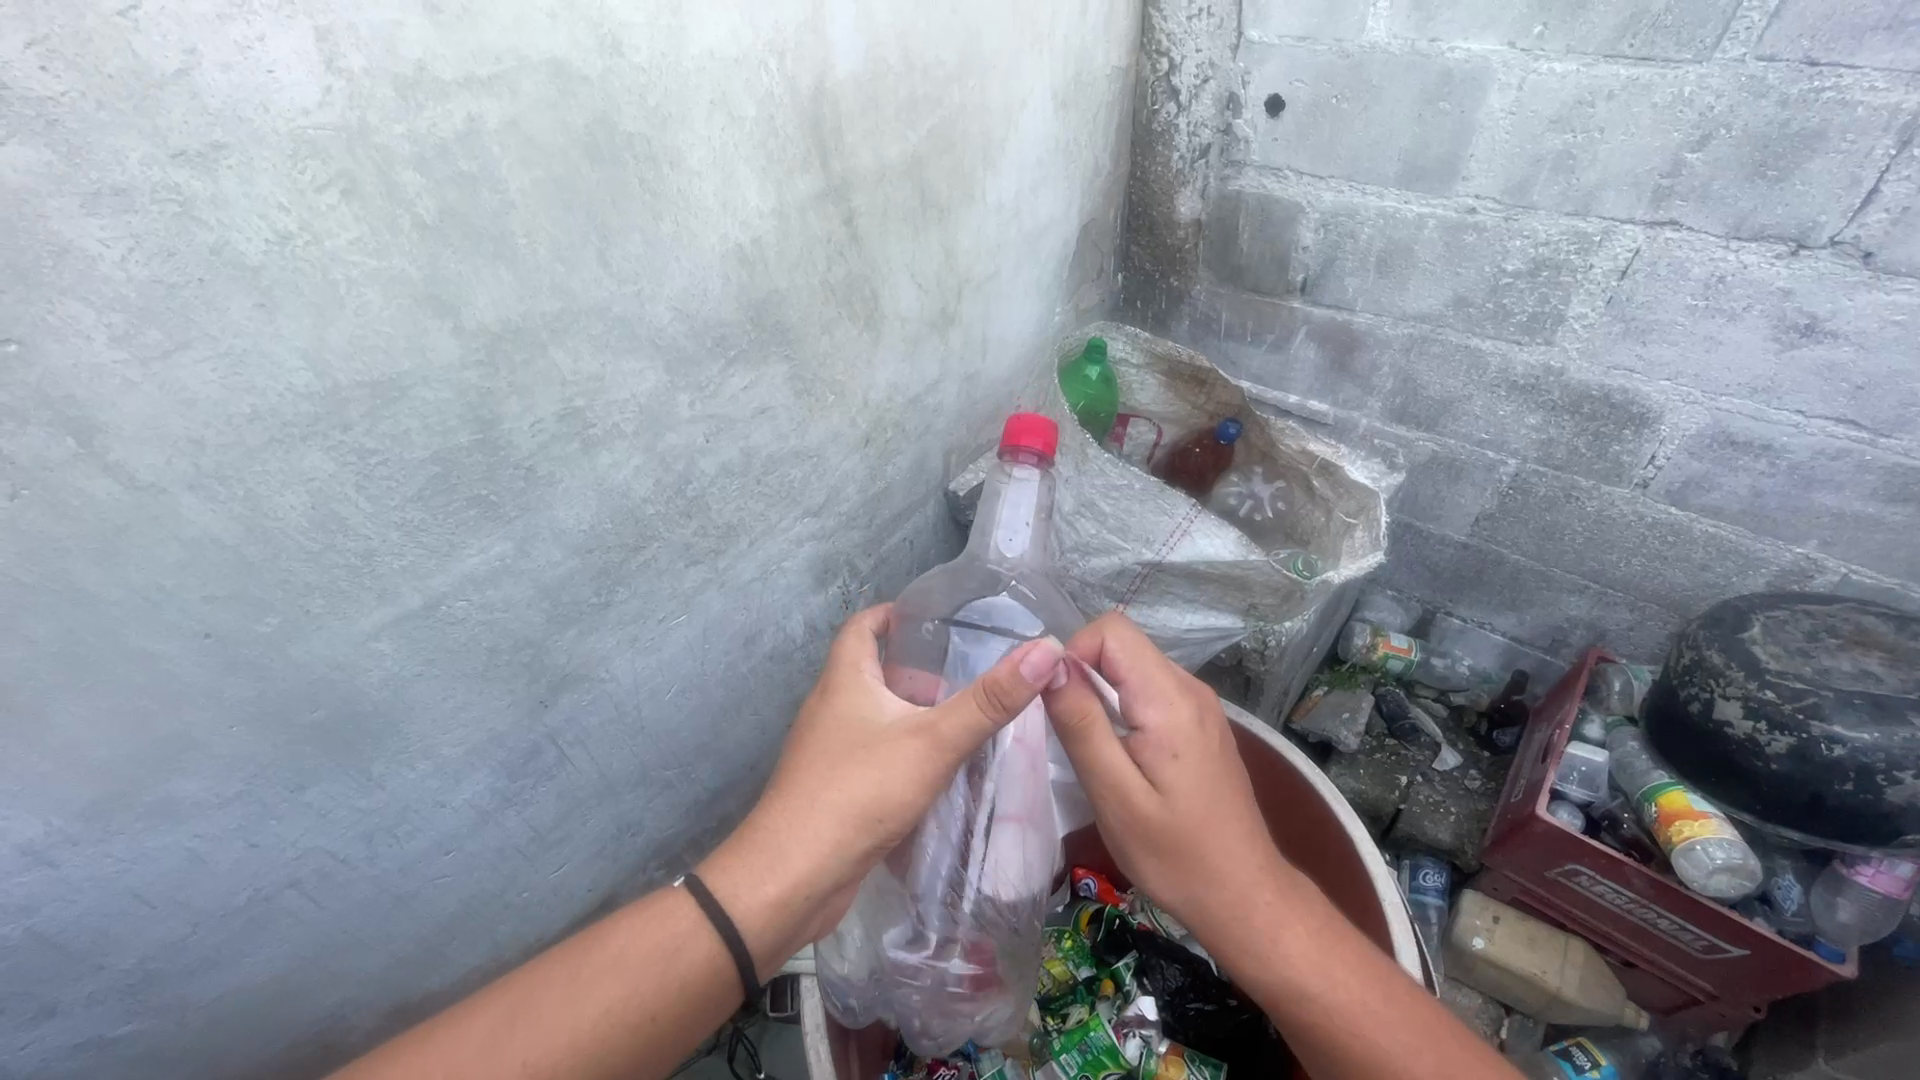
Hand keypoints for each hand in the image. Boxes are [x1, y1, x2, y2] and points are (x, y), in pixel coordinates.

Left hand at [704, 604, 1068, 947]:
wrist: (794, 878)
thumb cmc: (859, 791)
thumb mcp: (933, 740)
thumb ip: (990, 700)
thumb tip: (1046, 650)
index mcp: (844, 679)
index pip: (863, 625)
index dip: (895, 614)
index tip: (939, 618)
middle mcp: (830, 708)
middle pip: (874, 671)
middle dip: (919, 669)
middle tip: (972, 672)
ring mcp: (829, 752)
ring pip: (877, 717)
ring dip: (915, 714)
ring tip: (967, 718)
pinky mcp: (834, 790)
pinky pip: (875, 757)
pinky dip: (905, 753)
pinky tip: (940, 771)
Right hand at [1041, 613, 1288, 940]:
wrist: (1242, 894)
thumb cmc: (1174, 854)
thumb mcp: (1114, 794)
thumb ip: (1080, 723)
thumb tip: (1048, 665)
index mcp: (1169, 698)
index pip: (1110, 630)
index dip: (1072, 654)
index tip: (1056, 704)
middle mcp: (1189, 687)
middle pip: (1121, 644)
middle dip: (1082, 674)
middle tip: (1068, 732)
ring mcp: (1198, 703)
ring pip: (1132, 666)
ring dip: (1100, 692)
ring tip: (1090, 748)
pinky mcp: (1198, 722)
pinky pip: (1148, 690)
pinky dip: (1121, 707)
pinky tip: (1118, 755)